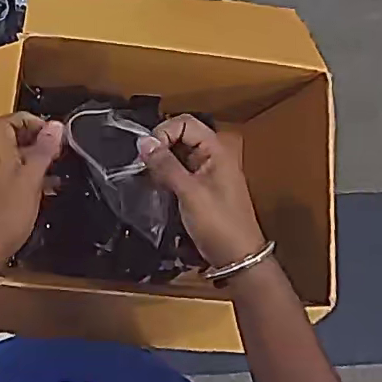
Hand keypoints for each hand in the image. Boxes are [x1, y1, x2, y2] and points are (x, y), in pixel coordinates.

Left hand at [0, 112, 63, 259]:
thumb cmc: (9, 214)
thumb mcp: (31, 178)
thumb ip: (43, 151)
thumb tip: (54, 126)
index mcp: (5, 155)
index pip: (6, 123)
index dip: (26, 119)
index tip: (48, 129)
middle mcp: (4, 164)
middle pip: (17, 138)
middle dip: (40, 136)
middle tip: (59, 144)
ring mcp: (9, 179)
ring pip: (26, 157)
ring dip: (43, 155)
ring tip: (61, 160)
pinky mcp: (15, 194)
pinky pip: (30, 176)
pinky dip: (44, 175)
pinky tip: (56, 183)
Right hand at [137, 114, 266, 267]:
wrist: (238, 258)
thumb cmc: (219, 225)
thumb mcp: (189, 193)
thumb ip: (166, 166)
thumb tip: (143, 142)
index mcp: (217, 150)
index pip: (185, 123)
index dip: (163, 132)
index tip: (147, 154)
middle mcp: (213, 156)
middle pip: (181, 136)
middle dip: (160, 147)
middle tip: (144, 166)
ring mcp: (208, 173)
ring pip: (178, 155)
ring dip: (161, 163)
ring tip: (148, 178)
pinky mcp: (202, 189)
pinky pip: (180, 172)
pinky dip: (166, 176)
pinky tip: (156, 188)